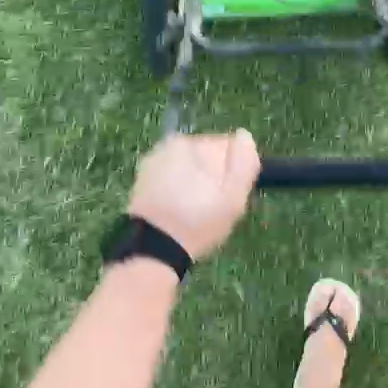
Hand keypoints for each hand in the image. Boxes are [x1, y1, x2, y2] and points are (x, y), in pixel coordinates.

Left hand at [128, 131, 262, 260]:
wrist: (153, 250)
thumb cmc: (197, 224)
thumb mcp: (233, 198)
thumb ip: (244, 163)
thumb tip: (245, 136)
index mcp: (188, 144)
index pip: (227, 149)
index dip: (234, 174)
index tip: (229, 197)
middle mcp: (166, 146)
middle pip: (207, 159)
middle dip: (214, 180)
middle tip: (213, 210)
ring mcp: (151, 164)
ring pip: (189, 171)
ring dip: (196, 187)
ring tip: (195, 215)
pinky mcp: (142, 182)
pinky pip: (172, 182)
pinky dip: (178, 194)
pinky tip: (179, 215)